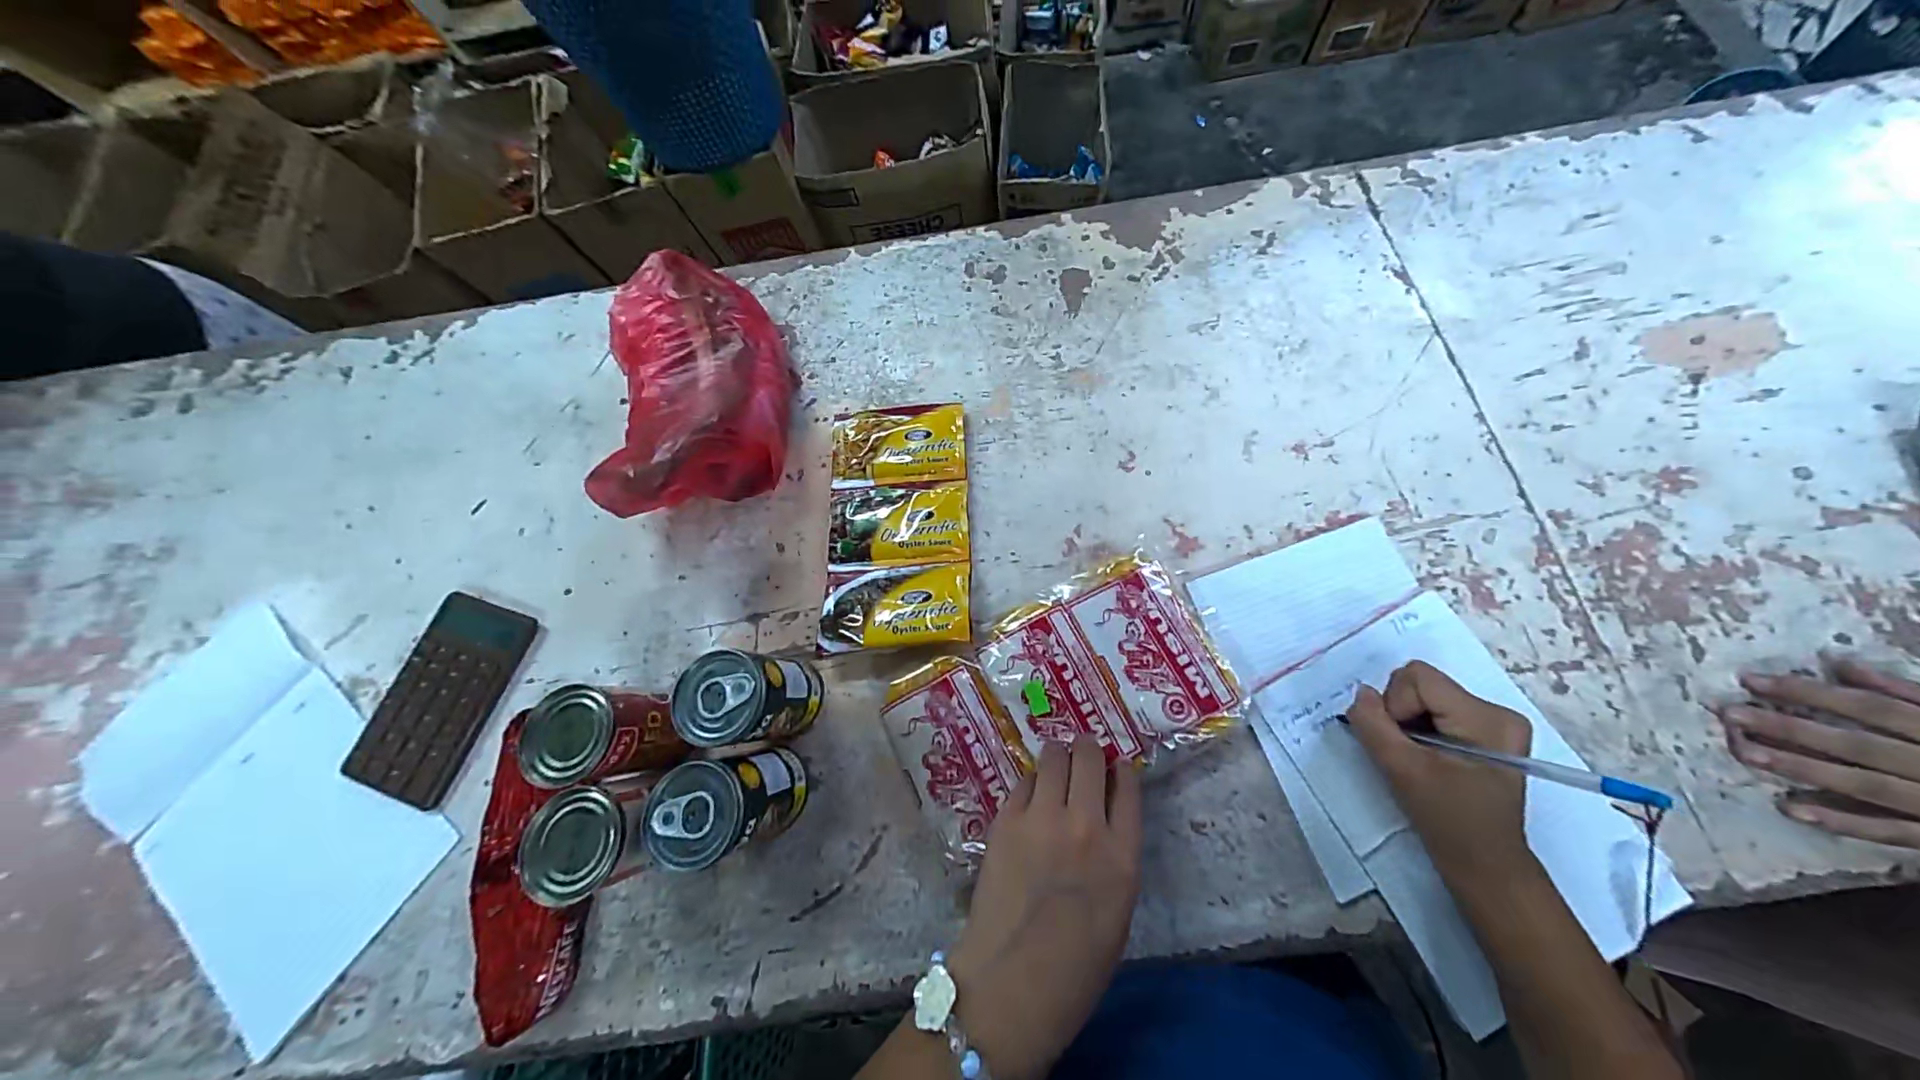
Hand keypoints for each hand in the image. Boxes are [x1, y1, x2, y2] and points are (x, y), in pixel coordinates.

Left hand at [946, 736, 1141, 1079]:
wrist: (1012, 982)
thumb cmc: (1075, 966)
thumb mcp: (1118, 909)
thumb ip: (1115, 856)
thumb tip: (1104, 820)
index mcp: (1123, 854)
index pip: (1128, 785)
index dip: (1121, 770)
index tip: (1115, 768)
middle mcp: (1085, 825)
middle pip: (1090, 757)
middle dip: (1088, 751)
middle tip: (1083, 758)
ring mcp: (1042, 818)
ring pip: (1053, 758)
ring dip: (1058, 759)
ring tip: (1055, 769)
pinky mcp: (1005, 820)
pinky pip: (1023, 782)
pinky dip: (1031, 783)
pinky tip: (1030, 797)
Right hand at [1346, 661, 1534, 886]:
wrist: (1483, 862)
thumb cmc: (1448, 820)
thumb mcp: (1401, 769)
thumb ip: (1373, 723)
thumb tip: (1360, 692)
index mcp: (1488, 718)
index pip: (1417, 678)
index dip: (1394, 705)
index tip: (1403, 744)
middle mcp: (1497, 712)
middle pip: (1421, 683)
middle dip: (1401, 713)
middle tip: (1408, 752)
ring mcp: (1493, 722)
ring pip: (1423, 695)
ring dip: (1407, 722)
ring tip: (1418, 758)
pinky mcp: (1484, 732)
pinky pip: (1433, 709)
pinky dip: (1418, 728)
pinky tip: (1427, 757)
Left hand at [1718, 657, 1919, 848]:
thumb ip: (1908, 692)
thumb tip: (1839, 661)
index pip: (1874, 709)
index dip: (1811, 692)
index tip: (1749, 680)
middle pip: (1861, 746)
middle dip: (1792, 729)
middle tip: (1728, 714)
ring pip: (1869, 786)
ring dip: (1803, 770)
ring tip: (1743, 752)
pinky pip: (1898, 833)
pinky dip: (1845, 822)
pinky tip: (1791, 807)